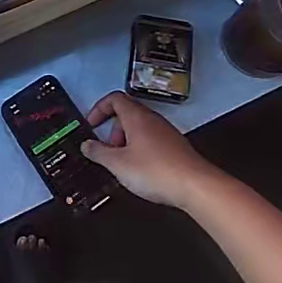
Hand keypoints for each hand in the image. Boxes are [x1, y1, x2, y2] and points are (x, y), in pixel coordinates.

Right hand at [81, 91, 229, 208]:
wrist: (193, 184)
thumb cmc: (160, 170)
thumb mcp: (118, 164)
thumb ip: (99, 153)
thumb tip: (88, 145)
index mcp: (137, 117)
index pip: (115, 98)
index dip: (99, 108)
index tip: (92, 123)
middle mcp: (152, 119)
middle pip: (126, 112)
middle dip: (112, 130)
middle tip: (106, 149)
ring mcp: (165, 131)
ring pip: (139, 127)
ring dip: (125, 141)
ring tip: (122, 163)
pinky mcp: (173, 145)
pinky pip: (150, 139)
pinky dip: (139, 149)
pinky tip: (139, 169)